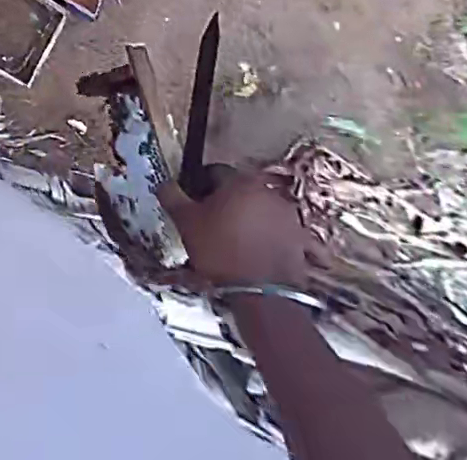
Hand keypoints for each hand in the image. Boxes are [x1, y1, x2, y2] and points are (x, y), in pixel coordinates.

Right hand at [160, 167, 317, 286]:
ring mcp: (289, 218)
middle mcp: (270, 193)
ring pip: (258, 209)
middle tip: (208, 220)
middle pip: (239, 190)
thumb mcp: (184, 219)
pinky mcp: (301, 242)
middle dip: (224, 201)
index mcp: (241, 182)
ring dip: (245, 217)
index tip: (191, 202)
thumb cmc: (219, 249)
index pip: (214, 171)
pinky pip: (275, 230)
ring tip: (230, 238)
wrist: (262, 295)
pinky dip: (263, 235)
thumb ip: (170, 194)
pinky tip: (250, 251)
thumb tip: (166, 183)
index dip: (199, 185)